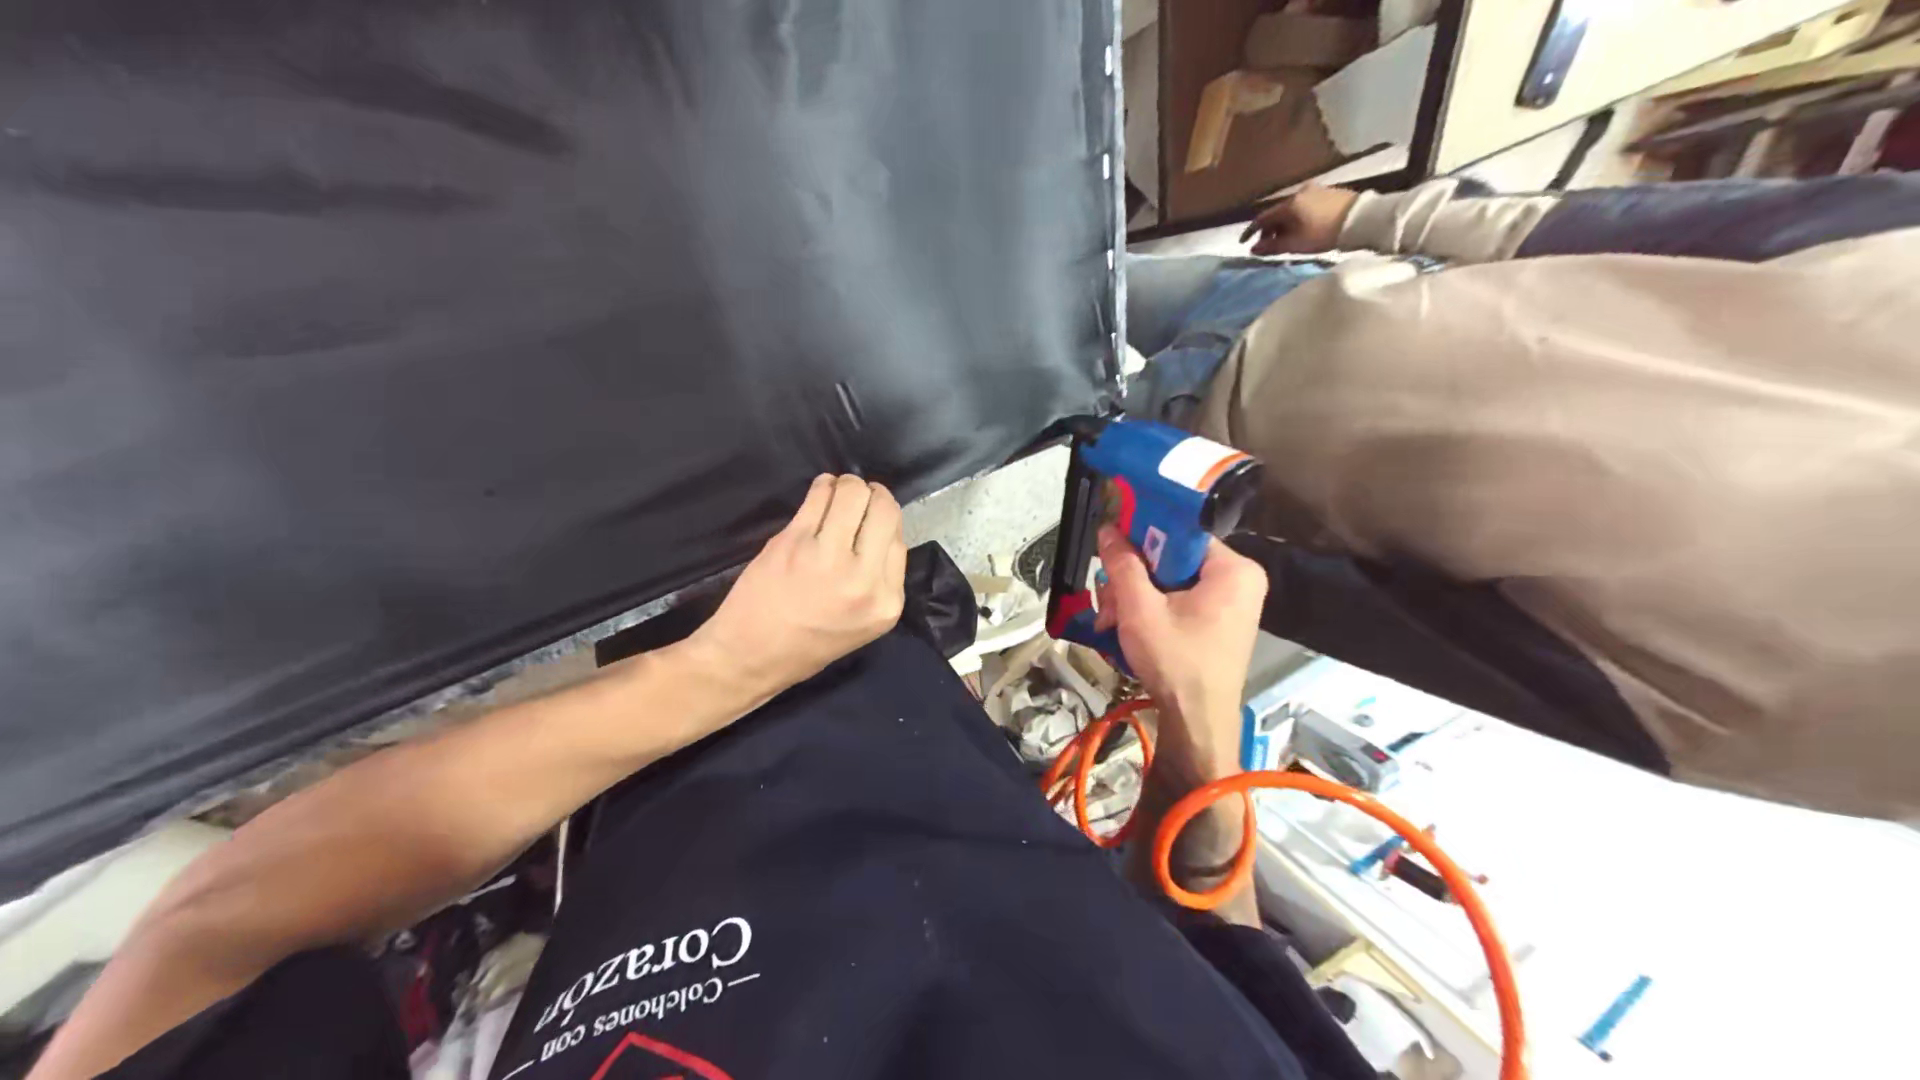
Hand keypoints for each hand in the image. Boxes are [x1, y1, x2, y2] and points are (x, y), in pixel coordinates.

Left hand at [689, 474, 906, 696]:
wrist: (751, 657)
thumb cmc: (807, 645)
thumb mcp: (863, 623)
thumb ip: (877, 578)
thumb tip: (879, 529)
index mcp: (886, 603)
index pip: (899, 540)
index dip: (885, 521)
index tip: (871, 518)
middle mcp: (864, 580)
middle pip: (884, 511)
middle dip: (874, 495)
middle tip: (858, 497)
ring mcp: (828, 558)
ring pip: (853, 494)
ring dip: (847, 485)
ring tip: (837, 492)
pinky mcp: (794, 542)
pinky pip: (819, 495)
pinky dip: (823, 485)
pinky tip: (821, 490)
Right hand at [1095, 526, 1266, 776]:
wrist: (1197, 722)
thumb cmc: (1176, 661)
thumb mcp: (1140, 609)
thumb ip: (1123, 564)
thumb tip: (1108, 528)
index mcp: (1233, 569)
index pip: (1181, 531)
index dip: (1143, 533)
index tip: (1112, 541)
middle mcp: (1238, 580)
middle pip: (1172, 557)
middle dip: (1133, 577)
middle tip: (1108, 600)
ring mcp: (1230, 602)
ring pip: (1170, 580)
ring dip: (1134, 596)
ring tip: (1112, 621)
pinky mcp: (1217, 621)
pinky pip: (1178, 599)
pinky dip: (1150, 609)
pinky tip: (1126, 627)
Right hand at [1238, 183, 1359, 255]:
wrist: (1362, 219)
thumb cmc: (1324, 233)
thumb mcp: (1295, 244)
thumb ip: (1272, 246)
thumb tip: (1253, 248)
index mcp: (1289, 204)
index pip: (1263, 218)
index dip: (1251, 231)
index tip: (1244, 242)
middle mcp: (1299, 193)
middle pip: (1278, 212)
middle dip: (1270, 229)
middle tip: (1268, 245)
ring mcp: (1315, 190)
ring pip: (1291, 209)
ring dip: (1284, 224)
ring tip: (1286, 239)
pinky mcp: (1328, 193)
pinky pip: (1304, 206)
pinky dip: (1297, 218)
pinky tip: (1301, 229)